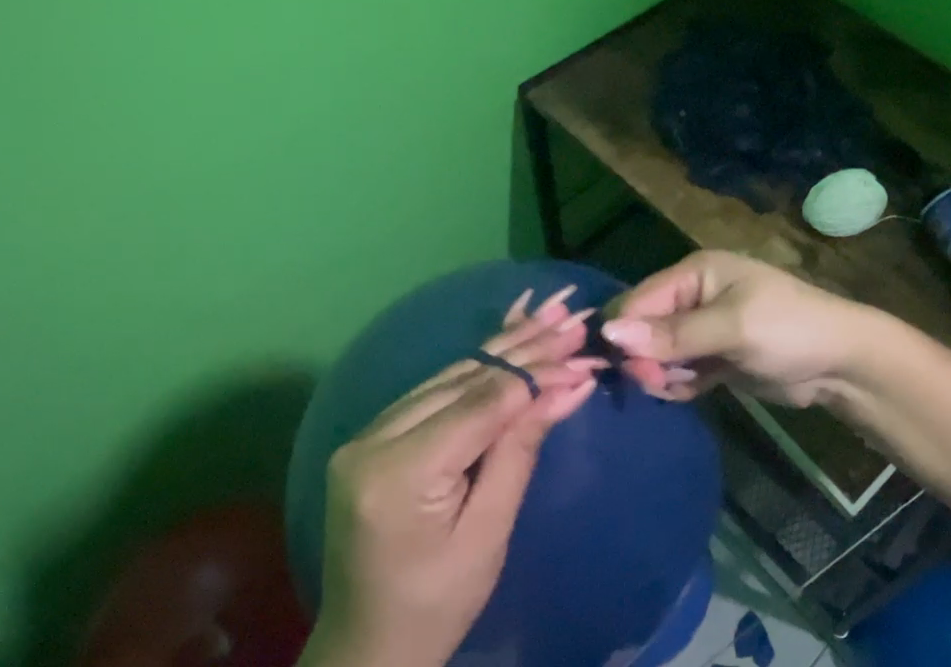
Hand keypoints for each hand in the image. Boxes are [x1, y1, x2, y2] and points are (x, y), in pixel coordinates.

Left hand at [304, 287, 604, 666]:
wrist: (369, 645)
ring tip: (550, 317)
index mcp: (398, 473)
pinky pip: (430, 392)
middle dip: (524, 349)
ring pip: (447, 377)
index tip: (585, 353)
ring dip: (503, 348)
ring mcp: (365, 436)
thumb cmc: (438, 603)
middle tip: (574, 320)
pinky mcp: (371, 438)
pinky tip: (506, 337)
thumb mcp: (490, 530)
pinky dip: (475, 368)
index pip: (481, 404)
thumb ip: (521, 449)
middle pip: (463, 380)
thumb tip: (571, 384)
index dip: (536, 375)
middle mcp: (371, 440)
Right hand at [602, 250, 881, 406]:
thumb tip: (611, 334)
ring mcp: (705, 329)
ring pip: (660, 353)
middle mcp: (695, 297)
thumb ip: (673, 334)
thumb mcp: (731, 327)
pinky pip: (681, 371)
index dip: (625, 331)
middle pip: (646, 327)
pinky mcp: (716, 358)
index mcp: (696, 273)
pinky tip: (690, 392)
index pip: (641, 299)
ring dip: (661, 373)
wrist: (841, 363)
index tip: (619, 367)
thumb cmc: (788, 329)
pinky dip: (679, 384)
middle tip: (655, 382)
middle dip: (644, 356)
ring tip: (678, 388)